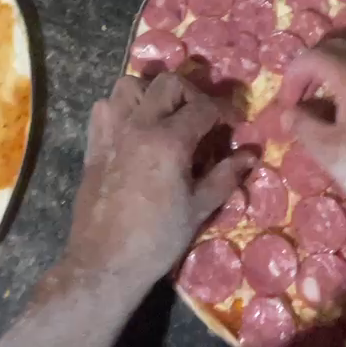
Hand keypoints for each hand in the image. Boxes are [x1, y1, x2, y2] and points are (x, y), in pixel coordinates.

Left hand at [63, 72, 256, 291]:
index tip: (233, 124)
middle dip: (191, 94)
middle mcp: (138, 125)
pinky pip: (104, 107)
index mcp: (168, 140)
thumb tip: (251, 154)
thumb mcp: (199, 208)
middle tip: (202, 118)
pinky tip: (134, 128)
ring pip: (130, 85)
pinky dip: (121, 108)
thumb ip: (226, 175)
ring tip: (165, 116)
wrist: (105, 263)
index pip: (203, 108)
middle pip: (168, 84)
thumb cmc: (158, 239)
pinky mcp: (94, 144)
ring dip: (152, 93)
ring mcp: (112, 132)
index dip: (224, 112)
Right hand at [274, 41, 345, 245]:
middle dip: (314, 68)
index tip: (288, 105)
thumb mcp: (331, 154)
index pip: (314, 57)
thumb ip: (304, 126)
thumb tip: (289, 113)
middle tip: (303, 99)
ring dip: (341, 67)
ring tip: (331, 100)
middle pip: (339, 48)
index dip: (293, 76)